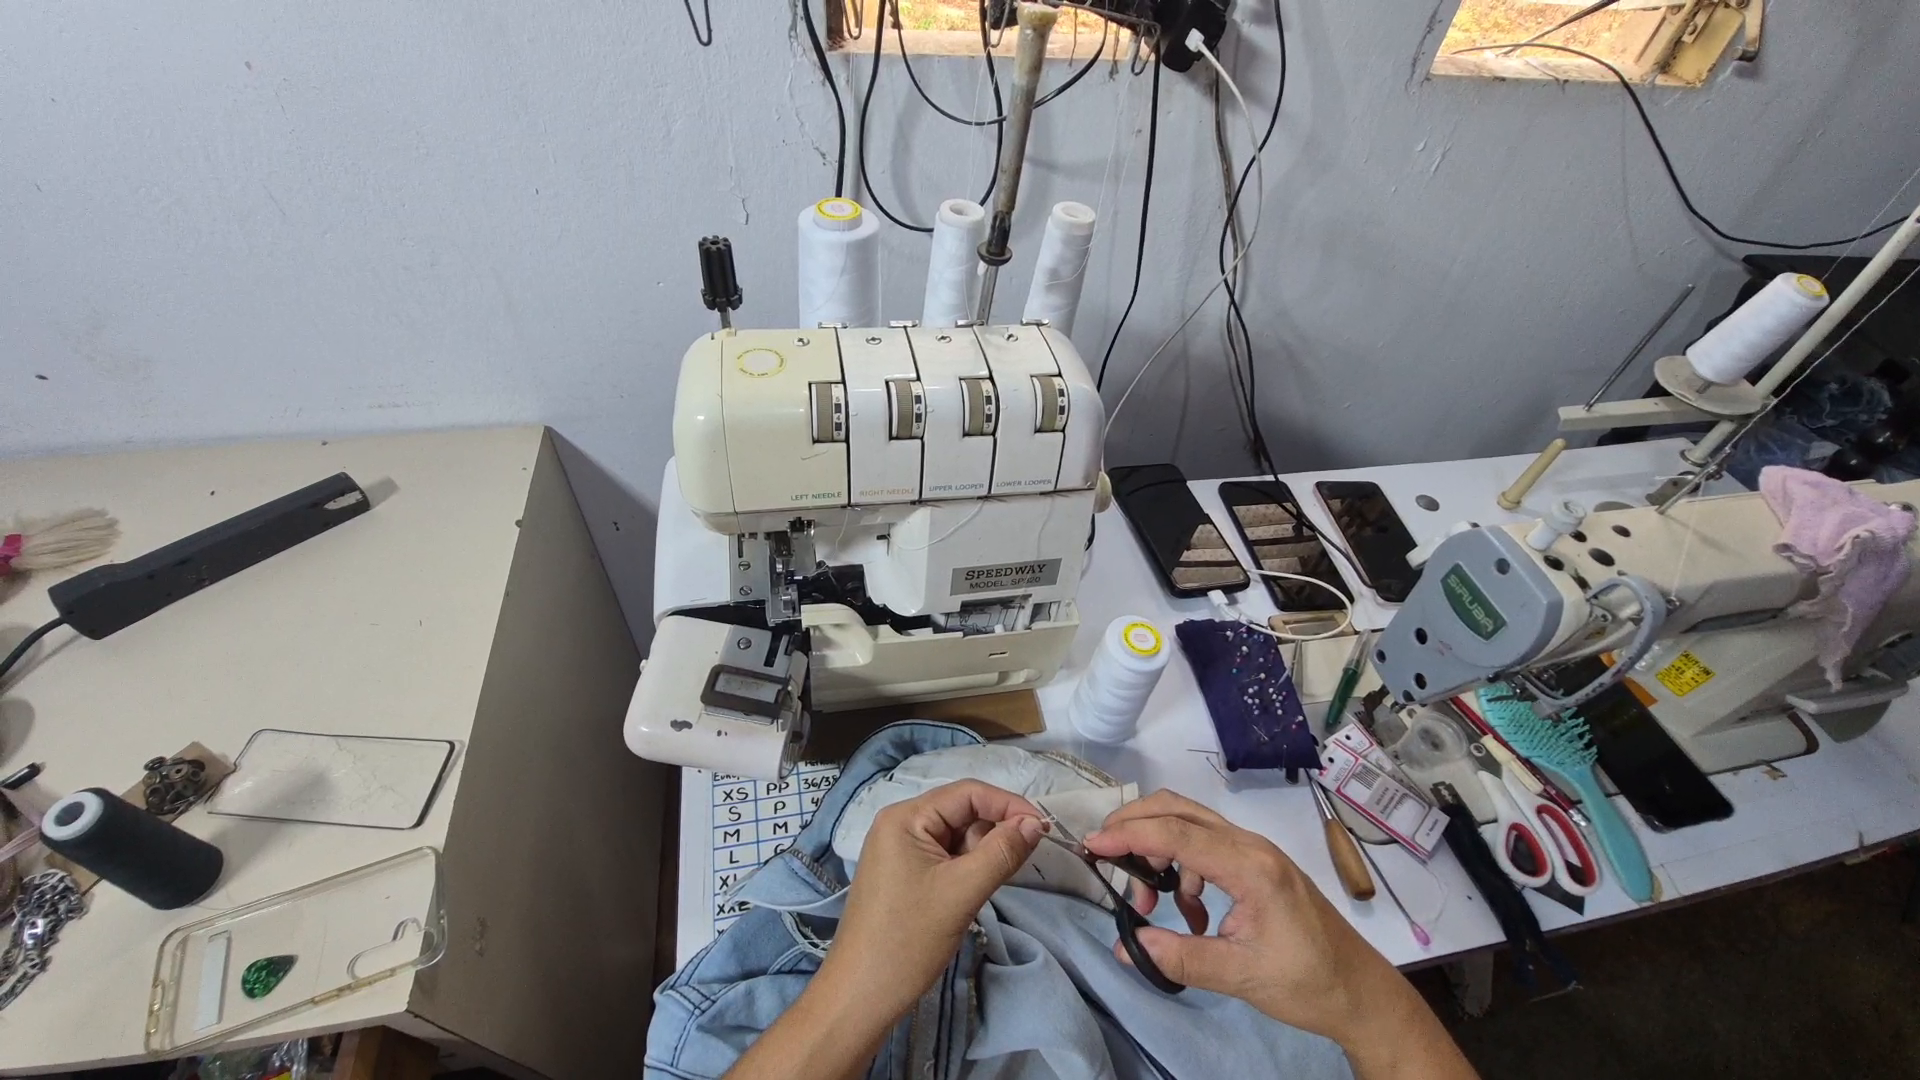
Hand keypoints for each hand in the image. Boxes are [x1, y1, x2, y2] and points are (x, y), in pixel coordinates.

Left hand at [822, 779, 1046, 1019]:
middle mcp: (902, 824)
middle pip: (962, 811)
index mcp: (906, 817)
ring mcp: (902, 850)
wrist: (860, 997)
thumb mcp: (961, 892)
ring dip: (983, 850)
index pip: (967, 793)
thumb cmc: (907, 940)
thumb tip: (1034, 823)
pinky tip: (978, 886)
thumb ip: (1001, 852)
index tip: (1042, 827)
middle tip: (1024, 856)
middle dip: (996, 829)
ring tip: (994, 879)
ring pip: (958, 835)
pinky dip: (969, 866)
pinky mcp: (906, 874)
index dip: (1008, 804)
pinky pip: (947, 856)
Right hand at [1083, 790, 1408, 1043]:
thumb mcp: (1242, 976)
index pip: (1177, 833)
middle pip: (1178, 809)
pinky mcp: (1253, 863)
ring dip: (1156, 850)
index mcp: (1250, 866)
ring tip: (1146, 899)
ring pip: (1188, 823)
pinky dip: (1180, 869)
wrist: (1362, 993)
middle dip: (1135, 824)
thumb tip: (1128, 946)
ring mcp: (1253, 850)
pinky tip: (1187, 913)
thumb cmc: (1309, 983)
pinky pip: (1203, 847)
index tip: (1092, 846)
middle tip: (1105, 855)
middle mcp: (1249, 845)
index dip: (1129, 835)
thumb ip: (1181, 957)